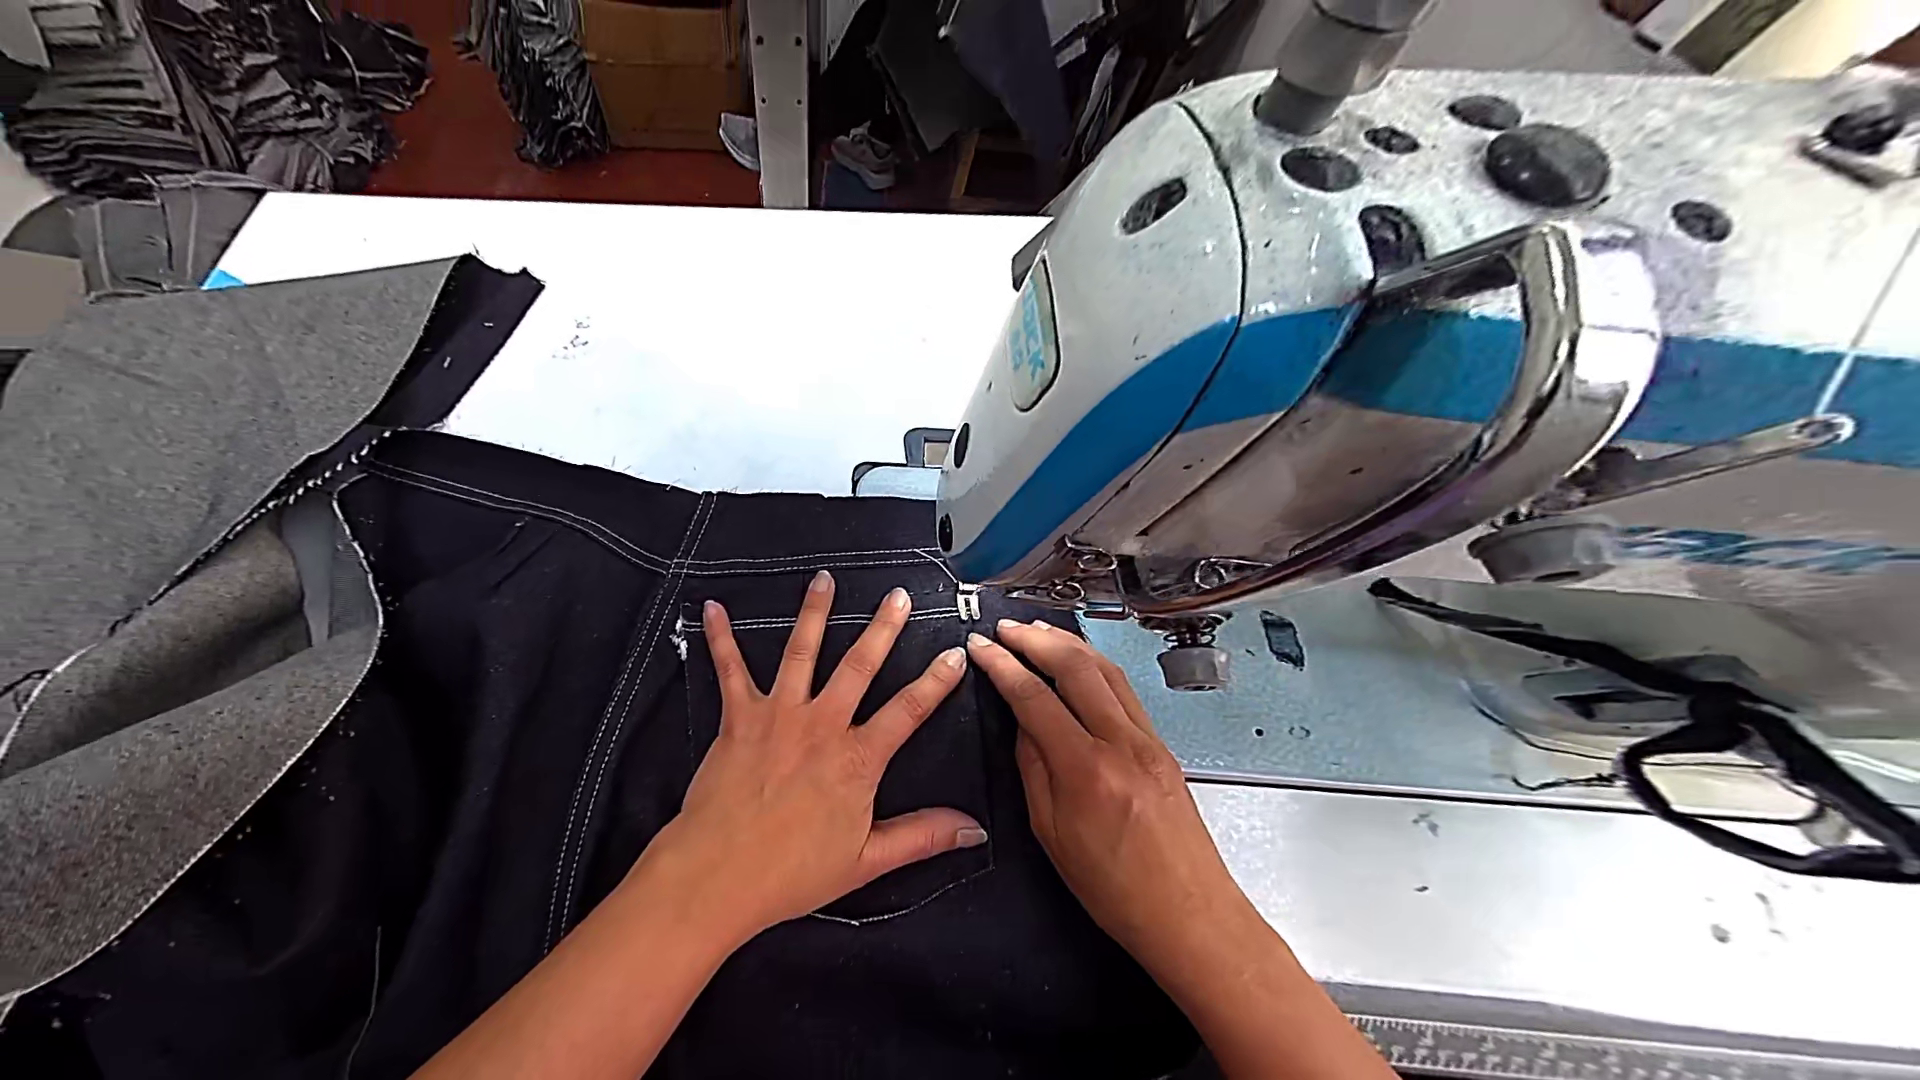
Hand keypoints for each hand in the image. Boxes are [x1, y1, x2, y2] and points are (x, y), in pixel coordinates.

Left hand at [625, 571, 984, 946]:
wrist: (715, 877)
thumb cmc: (790, 872)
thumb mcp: (866, 860)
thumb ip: (922, 836)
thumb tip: (973, 830)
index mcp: (856, 758)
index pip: (908, 710)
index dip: (936, 681)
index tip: (954, 654)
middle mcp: (821, 725)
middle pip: (860, 665)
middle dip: (883, 627)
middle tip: (898, 597)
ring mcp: (779, 715)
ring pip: (802, 652)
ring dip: (815, 612)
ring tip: (825, 581)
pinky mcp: (739, 717)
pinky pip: (730, 670)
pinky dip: (721, 638)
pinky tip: (714, 609)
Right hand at [963, 620, 1249, 967]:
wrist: (1191, 917)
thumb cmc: (1123, 893)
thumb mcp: (1052, 836)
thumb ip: (1032, 770)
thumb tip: (1022, 725)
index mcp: (1088, 772)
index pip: (1035, 697)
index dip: (1003, 666)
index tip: (984, 650)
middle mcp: (1123, 746)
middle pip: (1074, 666)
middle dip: (1034, 638)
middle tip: (1007, 629)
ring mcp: (1149, 741)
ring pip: (1105, 668)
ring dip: (1067, 642)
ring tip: (1038, 631)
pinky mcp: (1162, 745)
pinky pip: (1125, 688)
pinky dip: (1095, 663)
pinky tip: (1080, 661)